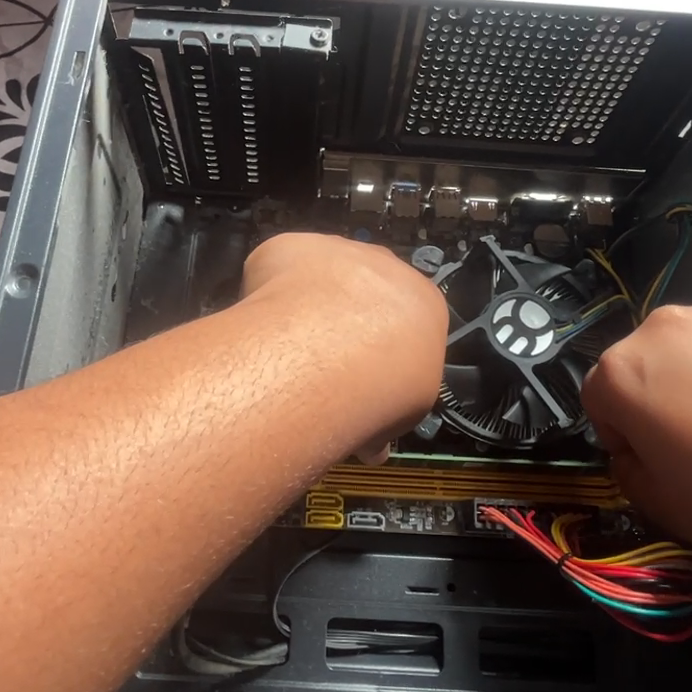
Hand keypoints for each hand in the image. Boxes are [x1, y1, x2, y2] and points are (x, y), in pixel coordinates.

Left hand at [241, 233, 448, 449]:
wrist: (333, 351)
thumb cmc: (386, 384)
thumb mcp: (406, 412)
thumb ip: (390, 416)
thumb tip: (373, 446)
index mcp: (425, 303)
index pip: (408, 321)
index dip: (385, 351)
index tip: (366, 377)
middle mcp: (385, 266)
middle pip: (364, 290)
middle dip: (346, 322)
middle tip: (324, 367)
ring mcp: (336, 250)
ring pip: (318, 275)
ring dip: (306, 306)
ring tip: (289, 351)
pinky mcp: (290, 245)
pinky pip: (276, 269)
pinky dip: (268, 293)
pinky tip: (265, 328)